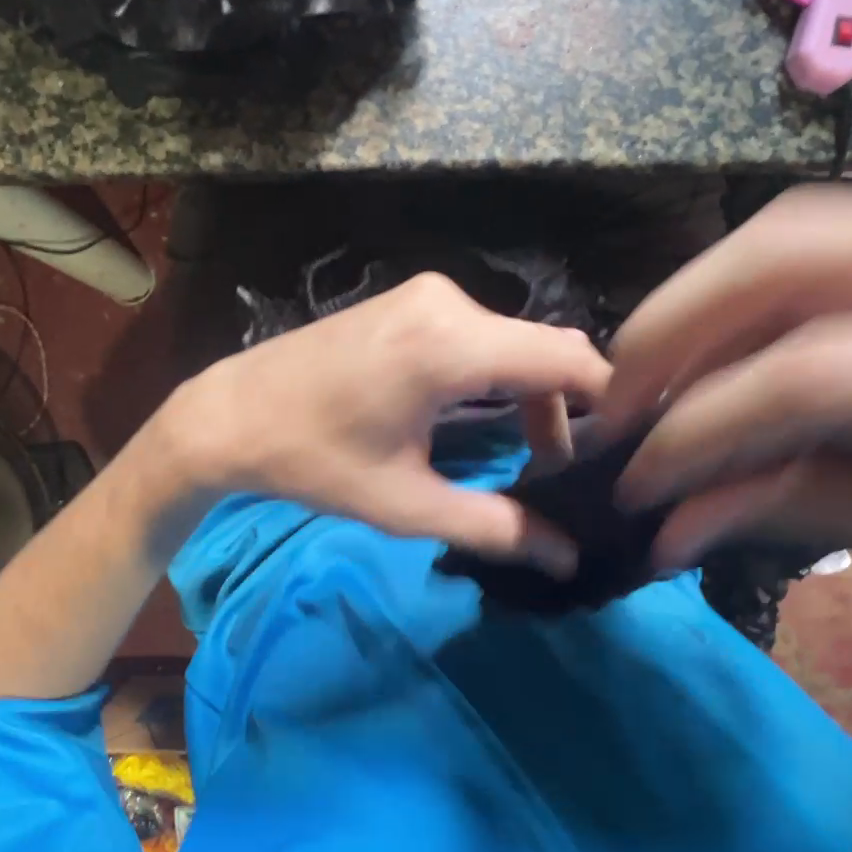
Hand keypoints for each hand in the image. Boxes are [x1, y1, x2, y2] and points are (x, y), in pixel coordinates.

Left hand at [149, 273, 610, 573]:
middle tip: (567, 475)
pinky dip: (498, 374)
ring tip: (529, 458)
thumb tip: (567, 557)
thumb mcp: (406, 504)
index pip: (572, 362)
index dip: (611, 407)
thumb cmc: (314, 462)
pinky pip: (482, 334)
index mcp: (453, 346)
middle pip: (548, 349)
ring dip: (531, 395)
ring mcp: (428, 295)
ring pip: (515, 342)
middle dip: (568, 411)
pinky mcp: (410, 302)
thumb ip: (494, 527)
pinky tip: (485, 420)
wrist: (230, 414)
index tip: (621, 457)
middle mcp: (450, 303)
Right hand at [601, 187, 851, 581]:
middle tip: (611, 404)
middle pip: (792, 254)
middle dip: (673, 330)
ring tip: (643, 378)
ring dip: (694, 306)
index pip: (826, 372)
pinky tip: (709, 349)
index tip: (636, 481)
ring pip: (793, 230)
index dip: (706, 426)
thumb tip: (669, 522)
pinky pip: (822, 239)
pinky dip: (741, 297)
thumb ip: (813, 506)